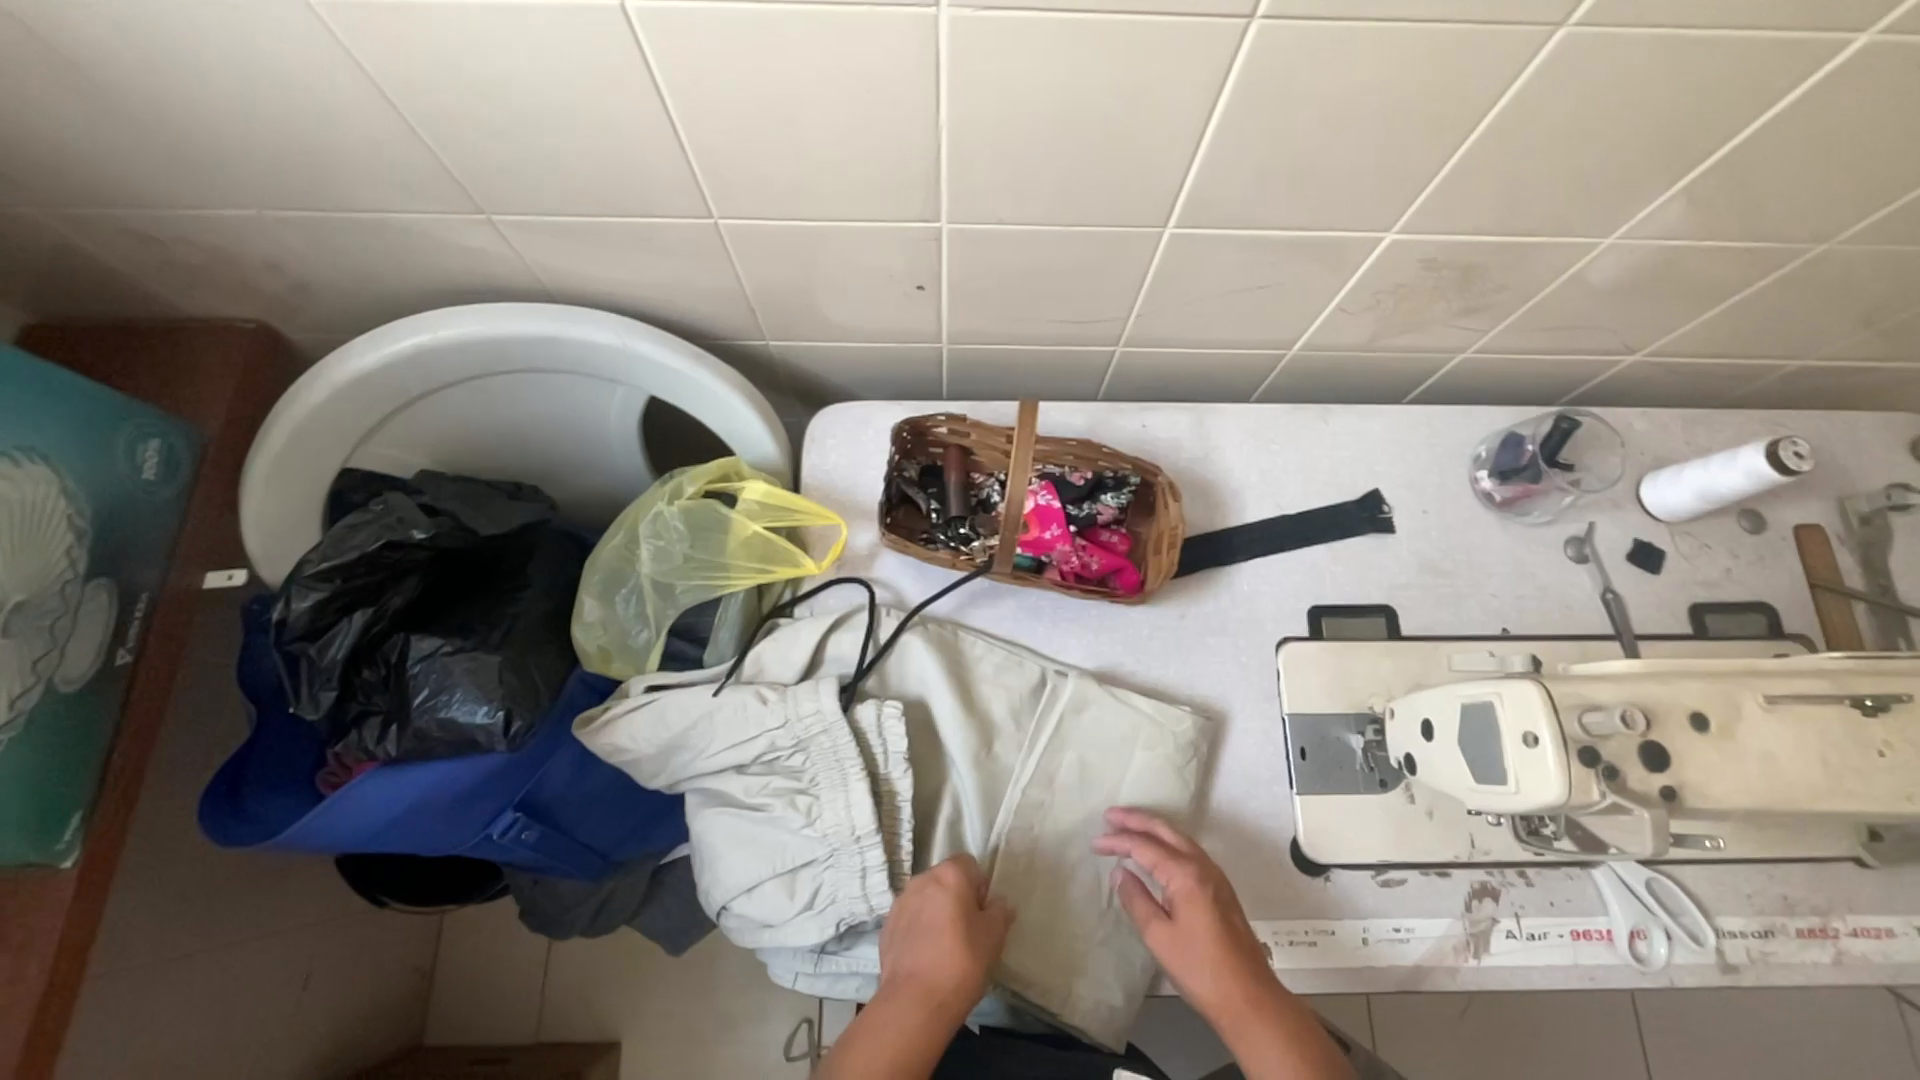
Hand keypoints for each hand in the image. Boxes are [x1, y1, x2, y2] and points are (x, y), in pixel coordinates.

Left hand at [876, 853, 1015, 1022]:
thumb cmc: (962, 961)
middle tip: (968, 930)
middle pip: (945, 879)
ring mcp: (900, 902)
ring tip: (946, 946)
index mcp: (949, 875)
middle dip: (957, 897)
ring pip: (926, 898)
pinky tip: (927, 956)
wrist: (915, 1001)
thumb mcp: (994, 937)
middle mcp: (921, 880)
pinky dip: (919, 929)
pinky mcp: (886, 926)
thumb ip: (1000, 913)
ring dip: (937, 912)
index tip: (983, 913)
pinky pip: (910, 918)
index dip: (979, 885)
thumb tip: (1000, 904)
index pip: (969, 863)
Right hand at [1092, 808, 1279, 1023]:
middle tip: (1109, 816)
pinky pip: (1189, 852)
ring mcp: (1215, 876)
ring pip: (1179, 839)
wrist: (1250, 999)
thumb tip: (1120, 873)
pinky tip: (1156, 853)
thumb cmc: (1200, 969)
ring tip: (1128, 828)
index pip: (1144, 846)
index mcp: (1186, 874)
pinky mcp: (1220, 889)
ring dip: (1152, 830)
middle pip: (1165, 831)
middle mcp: (1203, 866)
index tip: (1094, 844)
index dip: (1117, 841)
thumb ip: (1136, 900)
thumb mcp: (1159, 936)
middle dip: (1136, 820)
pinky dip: (1167, 843)